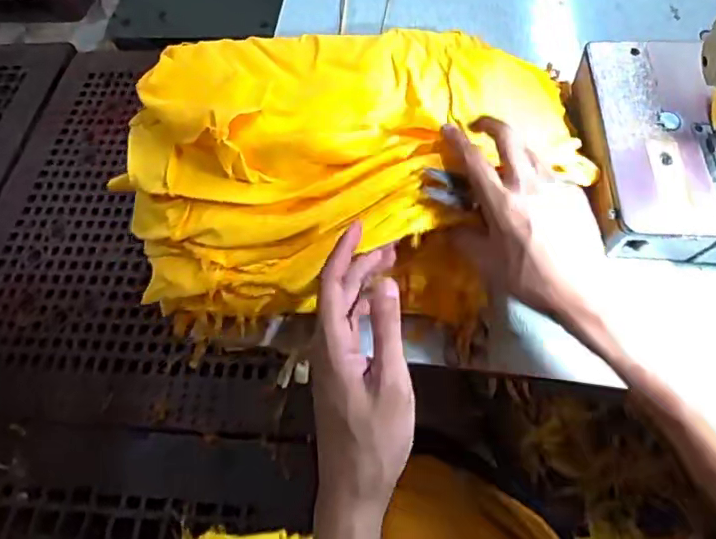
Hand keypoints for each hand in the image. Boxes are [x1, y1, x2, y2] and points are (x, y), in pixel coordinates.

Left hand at [312, 221, 413, 538]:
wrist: (353, 490)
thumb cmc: (375, 441)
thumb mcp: (391, 383)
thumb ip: (388, 330)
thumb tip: (387, 282)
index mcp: (332, 346)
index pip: (330, 286)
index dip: (343, 252)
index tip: (360, 226)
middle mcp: (324, 347)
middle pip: (337, 293)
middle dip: (360, 263)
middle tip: (391, 245)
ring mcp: (329, 360)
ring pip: (341, 308)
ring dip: (361, 282)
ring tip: (389, 263)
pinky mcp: (337, 370)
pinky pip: (347, 324)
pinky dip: (363, 304)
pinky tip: (380, 300)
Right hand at [442, 117, 607, 330]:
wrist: (582, 290)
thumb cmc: (531, 279)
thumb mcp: (489, 264)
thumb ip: (465, 239)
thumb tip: (450, 226)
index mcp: (502, 201)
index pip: (474, 160)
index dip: (458, 140)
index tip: (448, 128)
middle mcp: (528, 183)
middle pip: (508, 136)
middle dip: (490, 123)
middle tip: (479, 126)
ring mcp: (554, 184)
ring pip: (530, 151)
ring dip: (514, 148)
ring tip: (508, 160)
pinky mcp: (573, 191)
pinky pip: (549, 173)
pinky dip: (536, 175)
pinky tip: (537, 194)